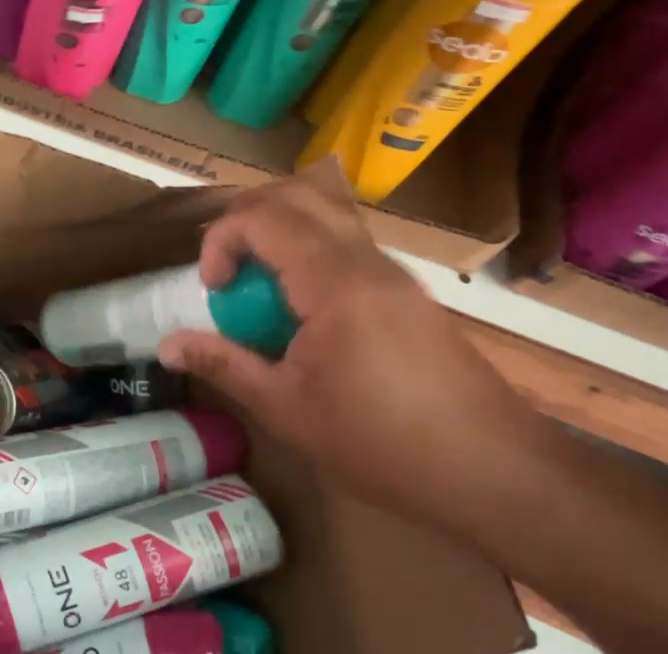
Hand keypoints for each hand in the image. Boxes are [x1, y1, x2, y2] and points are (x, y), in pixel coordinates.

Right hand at [157, 164, 544, 519]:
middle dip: (246, 216)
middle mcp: (367, 262)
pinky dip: (309, 252)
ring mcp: (394, 275)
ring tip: (258, 282)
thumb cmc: (384, 445)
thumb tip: (167, 345)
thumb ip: (224, 364)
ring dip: (280, 230)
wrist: (500, 475)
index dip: (221, 239)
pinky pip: (347, 244)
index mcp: (335, 282)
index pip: (263, 216)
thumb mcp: (287, 410)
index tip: (212, 289)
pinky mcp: (408, 295)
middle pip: (299, 193)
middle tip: (226, 263)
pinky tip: (300, 309)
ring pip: (328, 212)